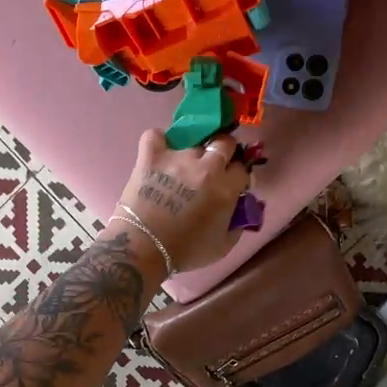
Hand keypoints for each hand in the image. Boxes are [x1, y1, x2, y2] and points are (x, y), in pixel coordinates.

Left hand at [112, 130, 250, 275]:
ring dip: (191, 150)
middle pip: (224, 143)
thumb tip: (242, 209)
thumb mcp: (223, 246)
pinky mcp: (151, 156)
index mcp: (225, 188)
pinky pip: (155, 135)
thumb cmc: (185, 251)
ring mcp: (177, 157)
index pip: (241, 168)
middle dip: (223, 153)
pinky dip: (158, 142)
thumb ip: (238, 224)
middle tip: (213, 167)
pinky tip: (159, 153)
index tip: (231, 183)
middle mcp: (206, 167)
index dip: (237, 175)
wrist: (144, 248)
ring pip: (193, 138)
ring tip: (182, 164)